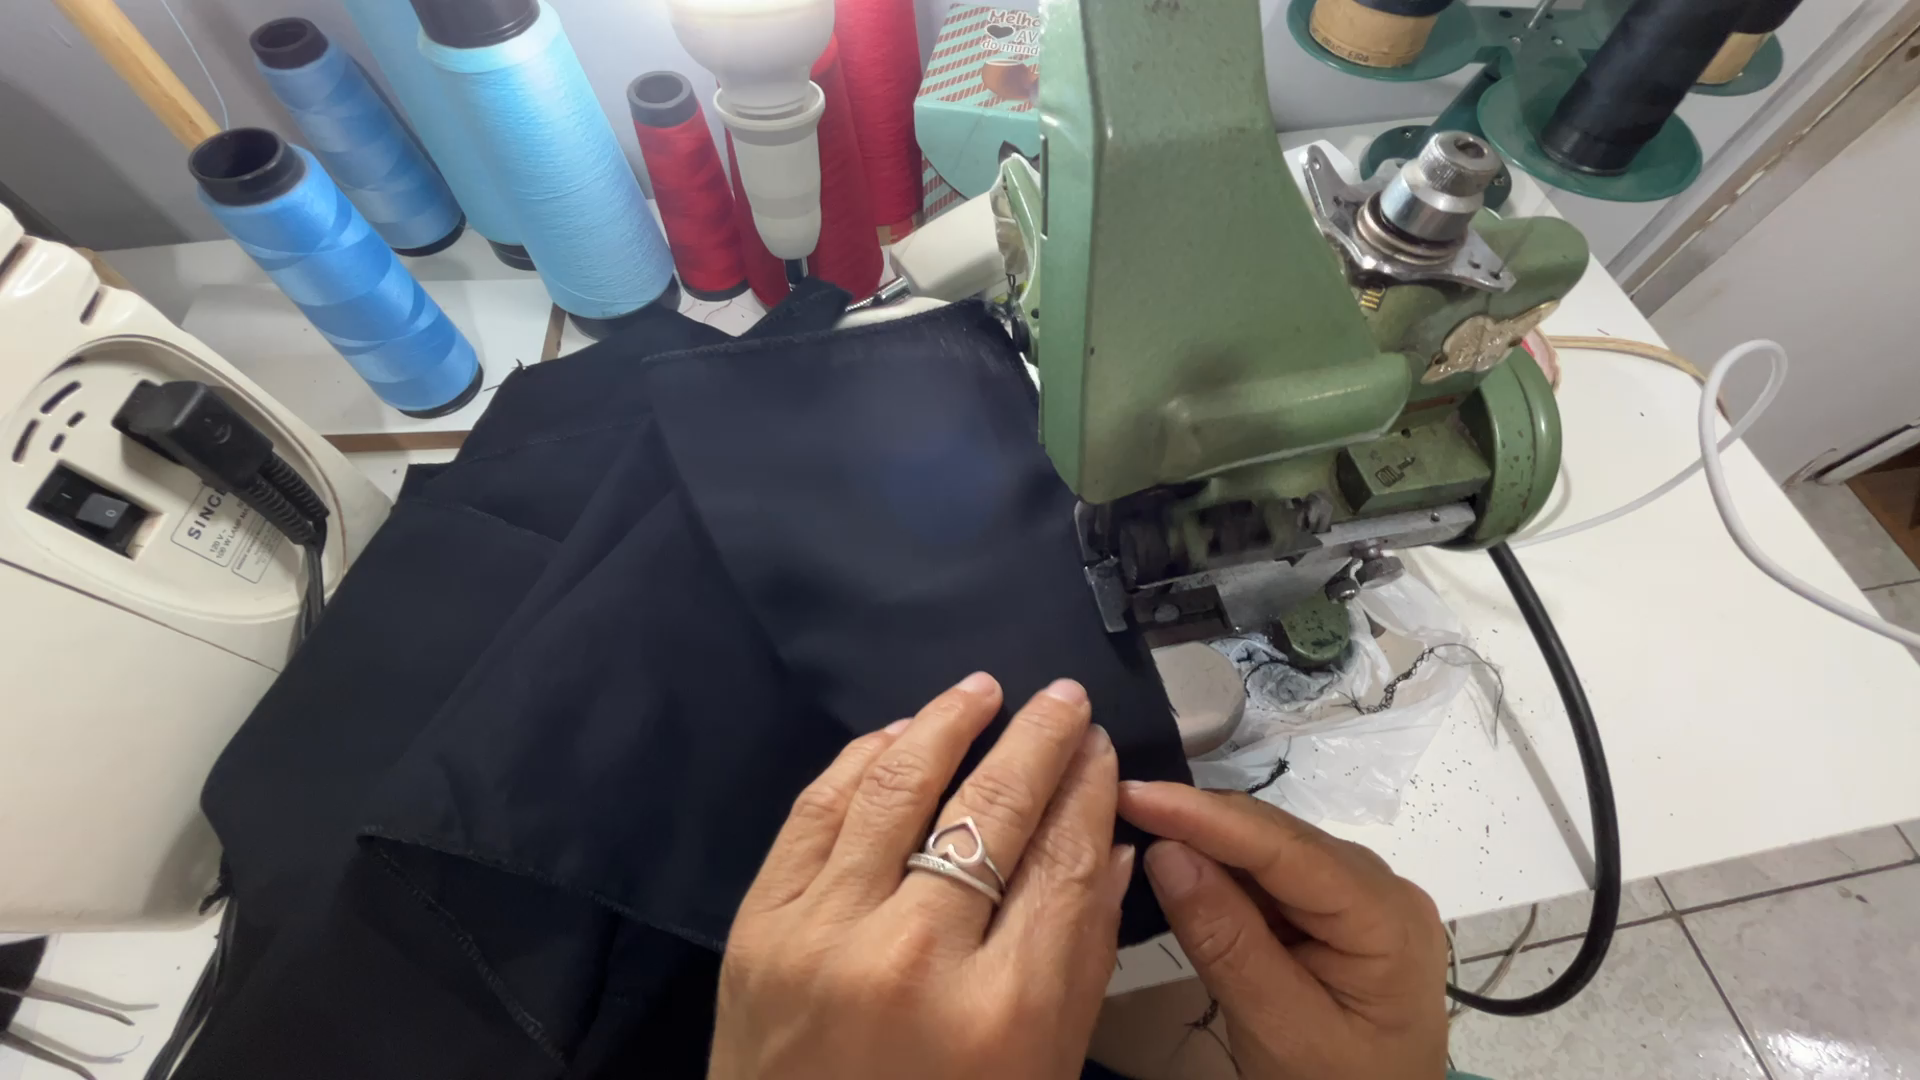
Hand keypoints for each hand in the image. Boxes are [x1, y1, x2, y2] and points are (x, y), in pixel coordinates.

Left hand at [710, 673, 1136, 1079]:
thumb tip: (1110, 841)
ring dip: (947, 723)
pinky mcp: (762, 921)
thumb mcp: (1042, 1068)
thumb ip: (1084, 954)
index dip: (1088, 788)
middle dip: (1039, 739)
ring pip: (899, 785)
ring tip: (983, 689)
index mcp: (1004, 1013)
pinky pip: (819, 806)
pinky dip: (865, 757)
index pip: (1063, 859)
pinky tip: (903, 731)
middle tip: (1063, 697)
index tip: (1099, 747)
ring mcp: (825, 932)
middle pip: (992, 808)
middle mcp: (914, 957)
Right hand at [1118, 784, 1448, 1079]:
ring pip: (1258, 845)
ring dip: (1197, 838)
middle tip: (1117, 805)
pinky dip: (1213, 866)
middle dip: (1192, 818)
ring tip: (1134, 823)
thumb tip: (1164, 850)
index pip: (1279, 845)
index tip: (1131, 794)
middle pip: (1269, 835)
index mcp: (1382, 914)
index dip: (1200, 814)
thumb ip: (1225, 940)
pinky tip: (1174, 859)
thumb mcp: (1279, 1031)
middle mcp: (1373, 883)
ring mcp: (1351, 889)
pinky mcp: (1325, 903)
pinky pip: (1259, 869)